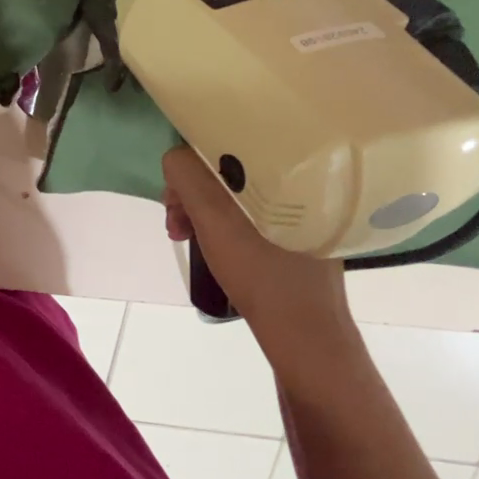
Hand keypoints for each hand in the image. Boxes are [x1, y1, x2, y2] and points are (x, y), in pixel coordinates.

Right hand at [162, 145, 352, 347]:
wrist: (302, 330)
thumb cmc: (258, 271)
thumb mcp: (213, 220)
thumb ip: (189, 180)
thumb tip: (175, 159)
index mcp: (290, 172)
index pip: (224, 147)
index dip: (190, 171)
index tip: (178, 205)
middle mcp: (302, 185)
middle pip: (225, 173)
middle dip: (191, 196)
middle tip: (178, 228)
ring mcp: (303, 212)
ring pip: (233, 195)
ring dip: (201, 213)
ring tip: (188, 240)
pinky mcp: (300, 234)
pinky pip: (248, 214)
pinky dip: (222, 225)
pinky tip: (214, 247)